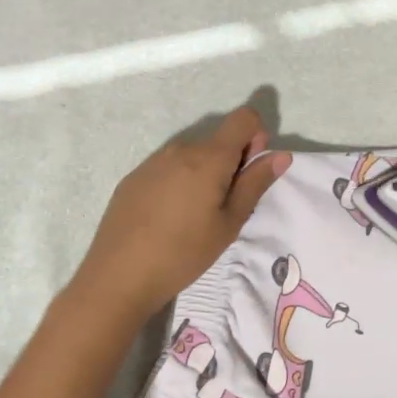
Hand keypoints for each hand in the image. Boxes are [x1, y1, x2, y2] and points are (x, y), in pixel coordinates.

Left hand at [71, 107, 291, 316]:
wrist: (115, 280)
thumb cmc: (182, 253)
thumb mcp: (229, 224)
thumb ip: (256, 183)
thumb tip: (281, 155)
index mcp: (209, 157)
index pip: (244, 118)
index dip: (256, 138)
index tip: (247, 173)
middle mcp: (181, 148)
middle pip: (218, 140)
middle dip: (229, 163)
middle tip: (221, 207)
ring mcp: (153, 161)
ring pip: (192, 155)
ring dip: (202, 174)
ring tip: (190, 217)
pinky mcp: (133, 178)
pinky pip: (167, 168)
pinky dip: (176, 183)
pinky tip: (164, 220)